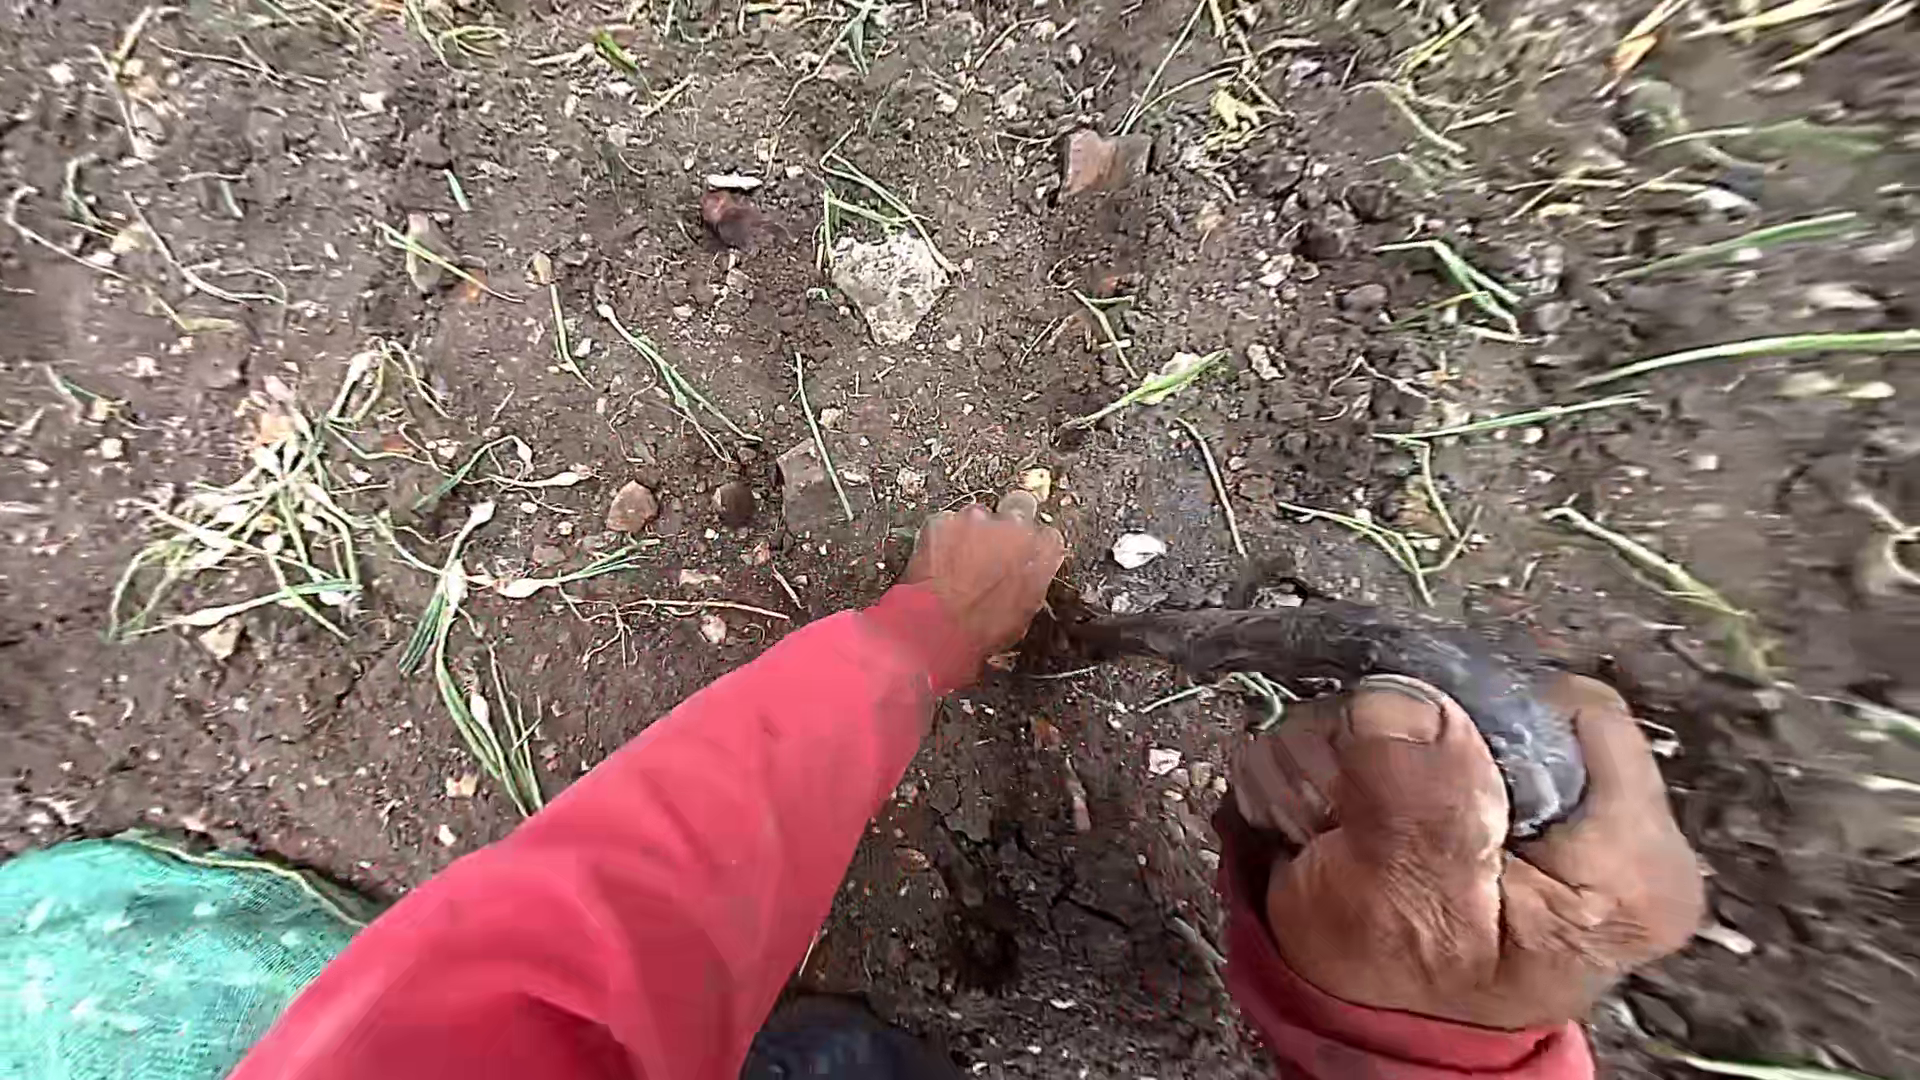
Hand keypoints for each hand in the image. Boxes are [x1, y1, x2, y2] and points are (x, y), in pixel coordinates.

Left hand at [902, 490, 1065, 662]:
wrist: (941, 626)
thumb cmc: (984, 627)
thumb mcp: (1023, 612)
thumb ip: (1031, 583)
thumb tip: (1026, 580)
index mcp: (1041, 550)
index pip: (1047, 538)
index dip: (1033, 549)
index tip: (1023, 558)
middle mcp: (1014, 526)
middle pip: (1013, 520)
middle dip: (1001, 537)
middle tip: (987, 563)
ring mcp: (976, 520)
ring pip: (977, 518)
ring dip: (971, 535)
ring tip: (958, 566)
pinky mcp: (943, 521)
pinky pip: (945, 526)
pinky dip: (941, 540)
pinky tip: (938, 565)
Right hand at [1232, 674, 1702, 1029]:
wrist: (1340, 991)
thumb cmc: (1390, 971)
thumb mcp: (1412, 906)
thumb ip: (1421, 805)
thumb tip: (1403, 699)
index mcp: (1612, 848)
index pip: (1564, 712)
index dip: (1477, 721)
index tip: (1406, 768)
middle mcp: (1548, 797)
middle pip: (1448, 698)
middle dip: (1373, 742)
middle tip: (1346, 809)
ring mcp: (1466, 775)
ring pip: (1373, 705)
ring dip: (1326, 757)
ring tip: (1322, 820)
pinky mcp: (1407, 765)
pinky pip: (1331, 722)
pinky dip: (1309, 763)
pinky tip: (1312, 811)